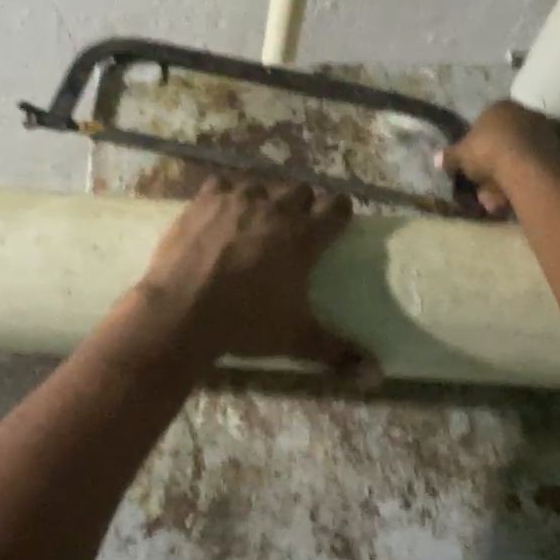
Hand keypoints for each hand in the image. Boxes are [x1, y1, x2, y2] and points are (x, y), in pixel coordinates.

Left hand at [134, 177, 375, 384]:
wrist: (182, 311)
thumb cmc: (244, 324)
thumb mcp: (296, 339)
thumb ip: (338, 352)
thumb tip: (377, 375)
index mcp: (304, 237)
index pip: (337, 207)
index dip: (339, 213)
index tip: (335, 223)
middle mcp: (276, 209)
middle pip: (300, 190)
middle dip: (301, 205)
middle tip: (292, 229)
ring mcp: (239, 199)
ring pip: (263, 185)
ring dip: (264, 199)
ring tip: (255, 221)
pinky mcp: (206, 199)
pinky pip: (224, 184)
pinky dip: (227, 195)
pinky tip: (221, 214)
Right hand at [440, 101, 559, 215]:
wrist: (525, 168)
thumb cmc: (488, 152)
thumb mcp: (460, 155)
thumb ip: (449, 156)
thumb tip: (437, 159)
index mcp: (500, 107)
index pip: (484, 123)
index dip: (475, 145)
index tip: (471, 163)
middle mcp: (524, 114)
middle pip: (502, 142)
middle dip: (491, 164)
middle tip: (481, 184)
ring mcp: (543, 132)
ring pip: (517, 158)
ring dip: (504, 178)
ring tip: (493, 199)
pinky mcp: (556, 153)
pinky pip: (530, 169)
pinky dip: (519, 182)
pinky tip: (508, 198)